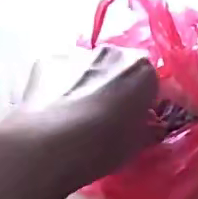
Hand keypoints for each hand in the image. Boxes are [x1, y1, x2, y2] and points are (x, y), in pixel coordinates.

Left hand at [0, 45, 161, 196]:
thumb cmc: (104, 146)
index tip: (137, 119)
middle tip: (108, 117)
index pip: (151, 81)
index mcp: (142, 69)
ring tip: (77, 116)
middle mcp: (111, 52)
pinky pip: (61, 72)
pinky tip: (55, 111)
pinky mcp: (45, 60)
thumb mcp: (137, 144)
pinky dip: (61, 86)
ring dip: (89, 84)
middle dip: (117, 86)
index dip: (145, 101)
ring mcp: (76, 53)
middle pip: (120, 67)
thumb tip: (148, 125)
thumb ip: (147, 128)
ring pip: (89, 68)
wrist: (49, 146)